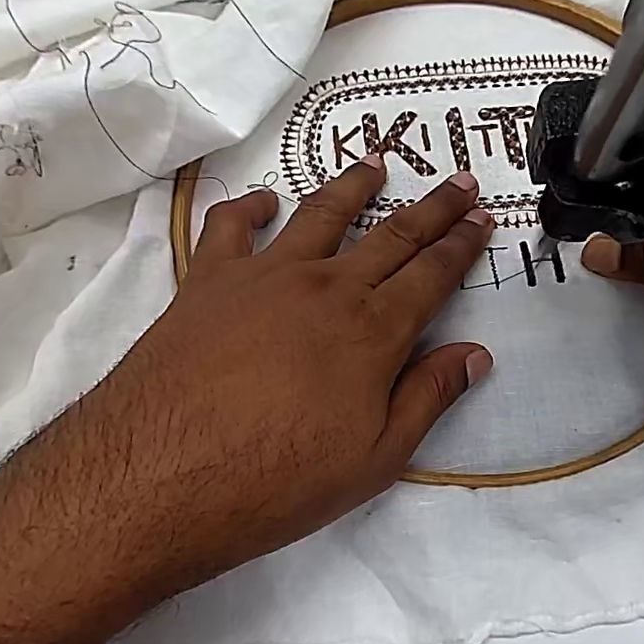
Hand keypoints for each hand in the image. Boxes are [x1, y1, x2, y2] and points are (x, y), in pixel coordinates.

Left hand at [63, 155, 494, 598]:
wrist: (161, 476)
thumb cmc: (278, 479)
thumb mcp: (375, 458)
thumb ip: (428, 398)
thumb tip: (476, 354)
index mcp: (372, 331)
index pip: (432, 275)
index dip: (461, 245)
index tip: (482, 218)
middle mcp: (325, 288)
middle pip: (391, 236)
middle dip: (432, 208)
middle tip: (458, 182)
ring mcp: (264, 276)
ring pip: (321, 215)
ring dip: (354, 186)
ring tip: (378, 164)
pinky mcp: (208, 281)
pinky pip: (232, 226)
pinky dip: (251, 207)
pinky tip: (264, 201)